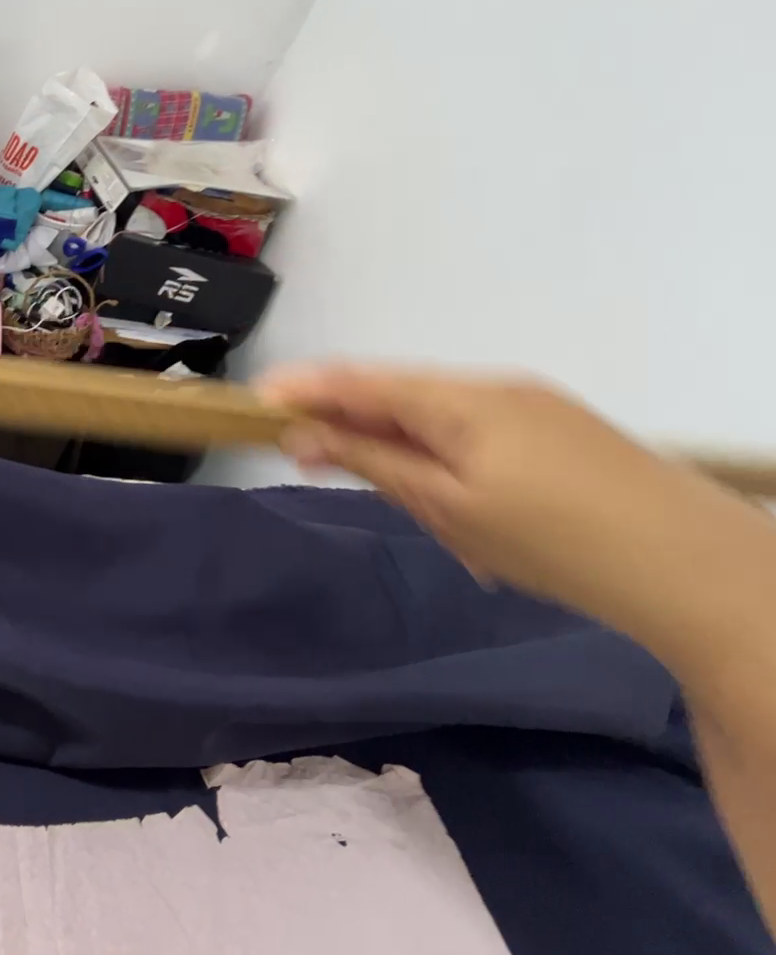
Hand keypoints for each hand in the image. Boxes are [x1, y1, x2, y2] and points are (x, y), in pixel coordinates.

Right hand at [258, 366, 775, 653]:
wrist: (703, 574)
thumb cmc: (552, 538)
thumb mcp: (443, 503)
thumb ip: (367, 459)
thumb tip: (300, 434)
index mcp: (462, 399)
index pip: (361, 380)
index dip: (303, 387)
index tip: (251, 401)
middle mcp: (496, 389)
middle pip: (396, 393)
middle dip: (347, 421)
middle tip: (305, 457)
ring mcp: (534, 409)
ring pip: (434, 416)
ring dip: (394, 444)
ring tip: (390, 494)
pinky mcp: (559, 435)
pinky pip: (472, 433)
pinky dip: (437, 455)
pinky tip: (446, 499)